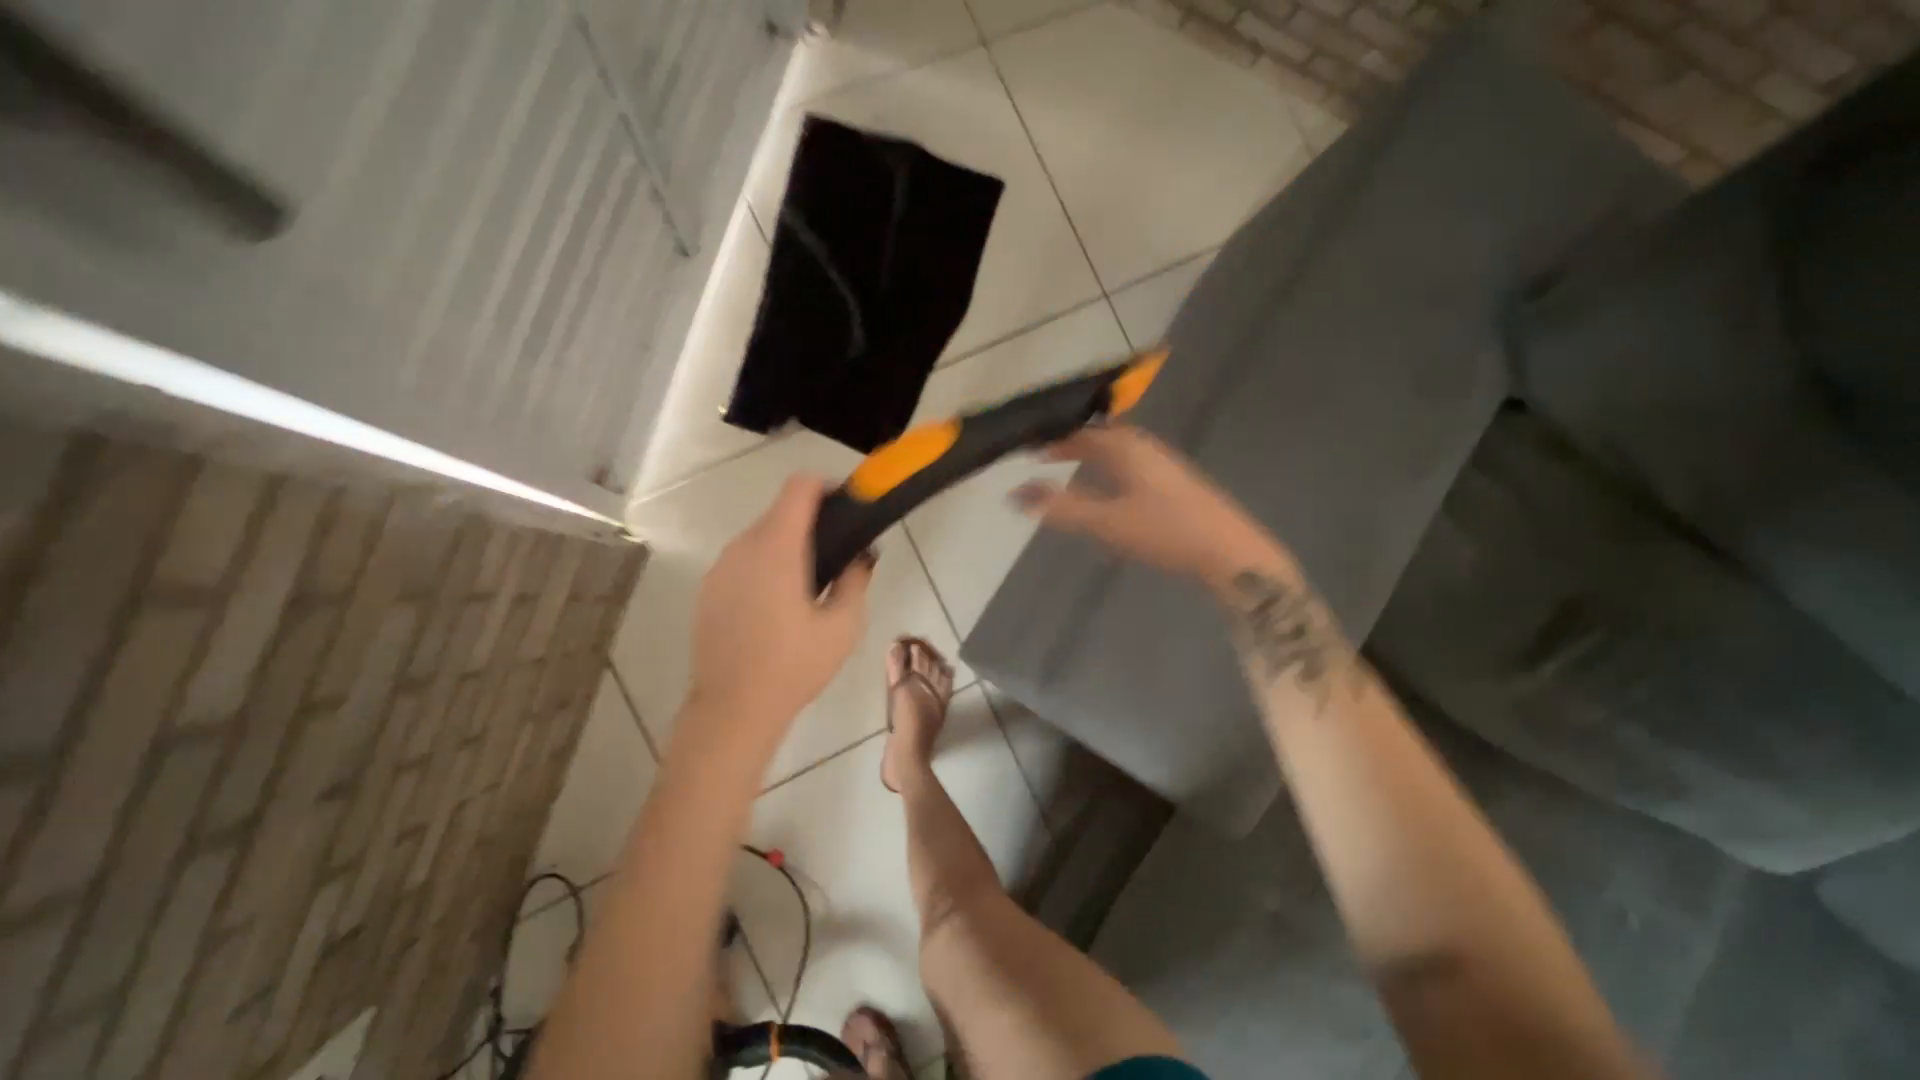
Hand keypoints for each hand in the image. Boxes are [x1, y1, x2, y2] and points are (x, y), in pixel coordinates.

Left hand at [687, 475, 873, 748]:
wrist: (732, 709)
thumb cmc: (793, 667)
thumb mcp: (843, 627)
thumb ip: (855, 580)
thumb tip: (860, 556)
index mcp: (776, 548)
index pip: (799, 488)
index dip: (825, 487)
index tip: (846, 508)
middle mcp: (742, 548)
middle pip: (779, 513)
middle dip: (810, 524)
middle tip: (838, 556)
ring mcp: (720, 569)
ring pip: (759, 539)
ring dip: (786, 548)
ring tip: (809, 588)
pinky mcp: (708, 590)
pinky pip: (742, 563)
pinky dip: (764, 569)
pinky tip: (777, 609)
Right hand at [1013, 425, 1282, 587]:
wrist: (1232, 554)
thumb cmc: (1165, 531)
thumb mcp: (1106, 521)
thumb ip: (1060, 508)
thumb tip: (1013, 494)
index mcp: (1127, 447)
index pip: (1081, 432)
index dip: (1053, 439)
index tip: (1027, 447)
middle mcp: (1146, 448)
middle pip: (1102, 438)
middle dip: (1072, 445)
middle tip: (1043, 456)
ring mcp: (1165, 466)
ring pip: (1119, 453)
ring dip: (1093, 458)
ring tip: (1069, 471)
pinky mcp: (1177, 487)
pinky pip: (1132, 468)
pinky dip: (1110, 473)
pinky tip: (1110, 494)